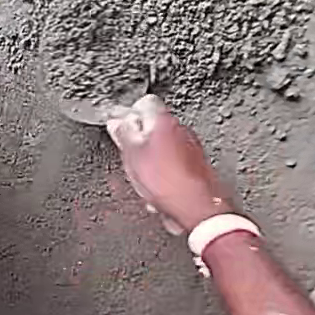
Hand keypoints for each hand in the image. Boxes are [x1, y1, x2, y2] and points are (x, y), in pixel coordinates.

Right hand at [104, 94, 235, 233]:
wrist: (197, 209)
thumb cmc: (168, 182)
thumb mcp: (132, 155)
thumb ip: (123, 134)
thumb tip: (116, 122)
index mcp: (164, 121)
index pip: (144, 104)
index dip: (128, 116)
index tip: (120, 128)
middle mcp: (181, 130)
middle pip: (153, 129)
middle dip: (140, 144)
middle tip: (131, 159)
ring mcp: (191, 148)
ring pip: (163, 149)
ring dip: (152, 163)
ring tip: (145, 181)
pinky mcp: (197, 167)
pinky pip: (173, 167)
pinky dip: (164, 177)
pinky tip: (158, 192)